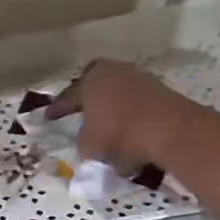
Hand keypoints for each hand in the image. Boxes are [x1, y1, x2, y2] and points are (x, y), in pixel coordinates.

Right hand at [44, 59, 205, 172]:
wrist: (171, 132)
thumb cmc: (119, 135)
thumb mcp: (88, 147)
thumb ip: (83, 141)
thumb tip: (89, 139)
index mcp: (90, 82)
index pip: (68, 97)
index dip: (57, 109)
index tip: (48, 117)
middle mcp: (114, 73)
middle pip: (95, 80)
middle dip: (87, 93)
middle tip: (80, 107)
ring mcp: (140, 78)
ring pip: (117, 88)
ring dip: (111, 102)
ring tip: (106, 120)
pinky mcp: (162, 90)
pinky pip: (136, 99)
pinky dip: (130, 110)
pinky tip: (129, 125)